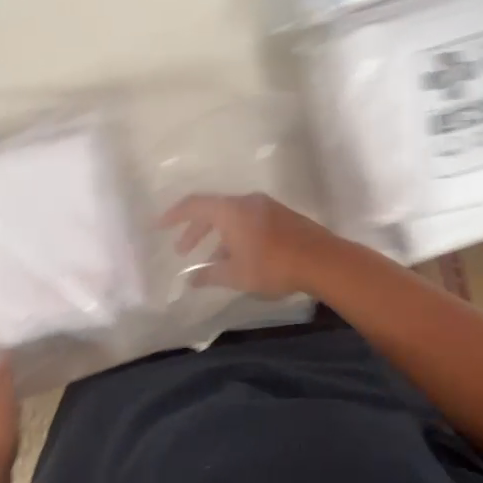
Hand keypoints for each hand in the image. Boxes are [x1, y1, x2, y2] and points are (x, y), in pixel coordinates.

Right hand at [163, 192, 338, 298]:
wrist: (322, 260)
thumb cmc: (271, 265)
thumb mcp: (235, 274)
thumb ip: (209, 274)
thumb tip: (191, 279)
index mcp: (230, 211)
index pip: (194, 205)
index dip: (175, 215)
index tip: (161, 226)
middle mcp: (247, 202)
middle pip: (213, 210)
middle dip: (195, 231)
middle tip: (183, 251)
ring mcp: (267, 207)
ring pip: (232, 217)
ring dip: (217, 237)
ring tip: (212, 263)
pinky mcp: (282, 217)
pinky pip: (248, 221)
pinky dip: (235, 236)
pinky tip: (238, 259)